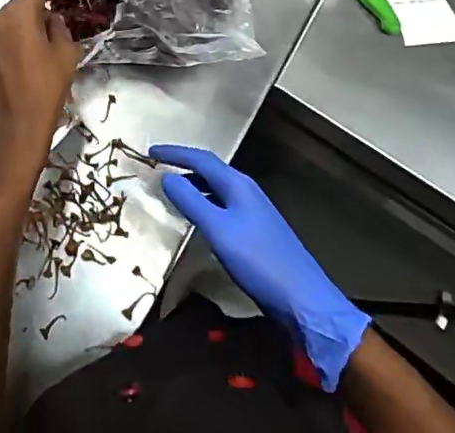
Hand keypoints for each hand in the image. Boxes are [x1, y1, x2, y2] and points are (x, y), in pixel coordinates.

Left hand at [0, 0, 81, 162]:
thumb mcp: (66, 54)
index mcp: (19, 15)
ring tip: (36, 37)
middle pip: (17, 6)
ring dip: (19, 24)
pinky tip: (20, 52)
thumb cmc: (47, 86)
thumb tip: (52, 19)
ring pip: (4, 21)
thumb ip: (60, 28)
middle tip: (49, 19)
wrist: (18, 121)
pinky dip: (8, 38)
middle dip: (33, 9)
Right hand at [149, 144, 368, 391]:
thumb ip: (190, 201)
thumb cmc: (258, 261)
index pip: (200, 158)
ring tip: (170, 191)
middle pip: (209, 170)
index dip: (174, 153)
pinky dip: (204, 203)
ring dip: (192, 186)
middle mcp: (246, 191)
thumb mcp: (217, 229)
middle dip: (182, 166)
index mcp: (237, 184)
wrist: (305, 302)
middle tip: (157, 168)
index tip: (150, 151)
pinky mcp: (257, 231)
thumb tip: (167, 177)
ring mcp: (254, 211)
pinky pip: (222, 205)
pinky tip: (196, 218)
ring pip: (216, 189)